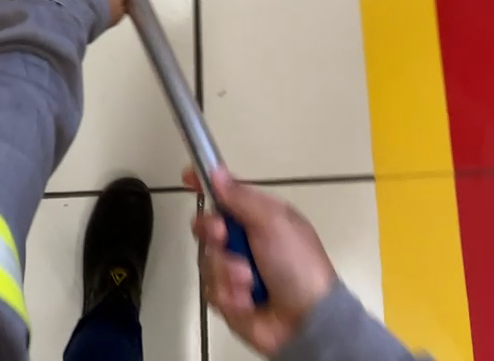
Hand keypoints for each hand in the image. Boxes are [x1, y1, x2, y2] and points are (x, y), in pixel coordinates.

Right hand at [185, 167, 336, 356]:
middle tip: (222, 237)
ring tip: (249, 282)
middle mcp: (243, 239)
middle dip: (211, 231)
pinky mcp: (228, 299)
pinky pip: (211, 290)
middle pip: (207, 224)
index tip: (187, 177)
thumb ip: (241, 197)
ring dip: (227, 270)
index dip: (205, 183)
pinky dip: (229, 295)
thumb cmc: (296, 263)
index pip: (226, 193)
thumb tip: (216, 172)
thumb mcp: (273, 221)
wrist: (306, 322)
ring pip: (207, 259)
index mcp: (258, 216)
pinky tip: (247, 302)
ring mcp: (234, 270)